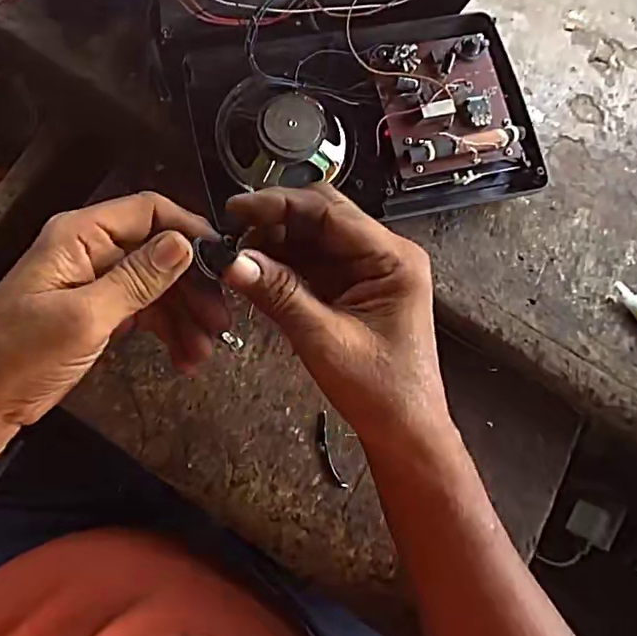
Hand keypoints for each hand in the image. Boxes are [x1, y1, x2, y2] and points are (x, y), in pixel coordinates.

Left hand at [0, 192, 229, 464]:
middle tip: (220, 319)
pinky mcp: (98, 311)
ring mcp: (95, 282)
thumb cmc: (15, 359)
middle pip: (159, 251)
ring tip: (204, 350)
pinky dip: (167, 331)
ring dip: (185, 315)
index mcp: (79, 236)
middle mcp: (90, 251)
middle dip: (193, 285)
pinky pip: (145, 311)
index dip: (189, 230)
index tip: (222, 261)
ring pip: (158, 285)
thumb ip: (137, 279)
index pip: (148, 211)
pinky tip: (184, 356)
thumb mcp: (83, 318)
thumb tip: (182, 243)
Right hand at [220, 184, 449, 446]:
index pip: (329, 211)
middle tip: (232, 233)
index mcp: (393, 259)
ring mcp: (366, 271)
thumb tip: (236, 262)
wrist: (403, 430)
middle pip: (320, 219)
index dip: (279, 205)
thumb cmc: (384, 391)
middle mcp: (383, 256)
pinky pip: (311, 264)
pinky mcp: (350, 288)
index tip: (239, 209)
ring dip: (274, 244)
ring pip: (311, 239)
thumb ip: (280, 295)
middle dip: (274, 223)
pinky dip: (282, 266)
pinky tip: (257, 272)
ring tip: (239, 256)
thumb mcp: (324, 340)